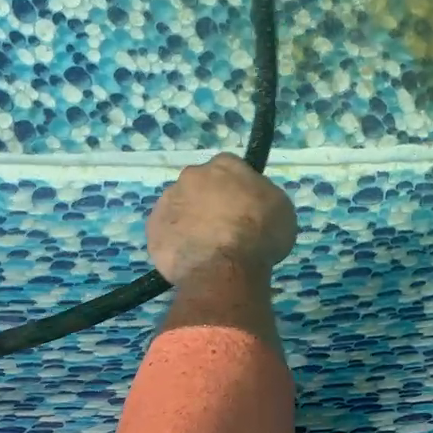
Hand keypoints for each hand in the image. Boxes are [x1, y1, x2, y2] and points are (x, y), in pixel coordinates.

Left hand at [145, 154, 296, 283]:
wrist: (226, 268)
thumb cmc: (261, 233)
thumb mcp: (280, 206)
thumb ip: (261, 194)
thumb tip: (249, 198)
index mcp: (224, 165)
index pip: (229, 167)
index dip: (237, 186)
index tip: (244, 205)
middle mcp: (191, 176)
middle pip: (201, 185)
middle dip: (210, 201)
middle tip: (226, 227)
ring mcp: (167, 201)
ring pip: (181, 207)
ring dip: (192, 220)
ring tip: (208, 247)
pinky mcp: (153, 228)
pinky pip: (167, 231)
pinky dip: (177, 241)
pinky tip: (192, 257)